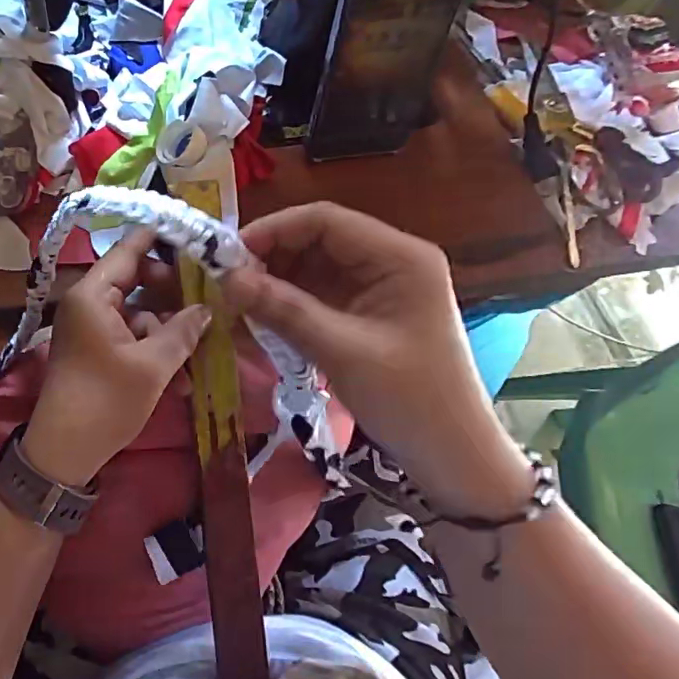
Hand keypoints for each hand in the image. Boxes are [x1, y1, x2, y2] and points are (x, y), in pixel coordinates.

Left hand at [23, 228, 211, 486]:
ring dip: (169, 333)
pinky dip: (154, 352)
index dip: (160, 240)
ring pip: (139, 314)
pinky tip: (181, 381)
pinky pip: (131, 338)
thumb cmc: (106, 401)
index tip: (193, 233)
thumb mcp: (153, 366)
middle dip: (173, 296)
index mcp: (93, 295)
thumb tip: (207, 309)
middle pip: (137, 281)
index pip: (128, 250)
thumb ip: (182, 331)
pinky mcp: (97, 350)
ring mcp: (92, 328)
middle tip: (207, 302)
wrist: (64, 452)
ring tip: (199, 356)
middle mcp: (89, 304)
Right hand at [221, 202, 530, 514]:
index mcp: (400, 257)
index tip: (227, 256)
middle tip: (224, 286)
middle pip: (316, 242)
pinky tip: (255, 324)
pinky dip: (286, 309)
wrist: (454, 457)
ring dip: (273, 286)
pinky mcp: (364, 316)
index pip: (325, 221)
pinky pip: (317, 299)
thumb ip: (285, 310)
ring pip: (311, 271)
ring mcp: (376, 290)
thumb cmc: (411, 400)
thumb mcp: (344, 352)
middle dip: (268, 260)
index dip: (273, 230)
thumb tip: (227, 280)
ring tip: (233, 308)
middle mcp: (388, 262)